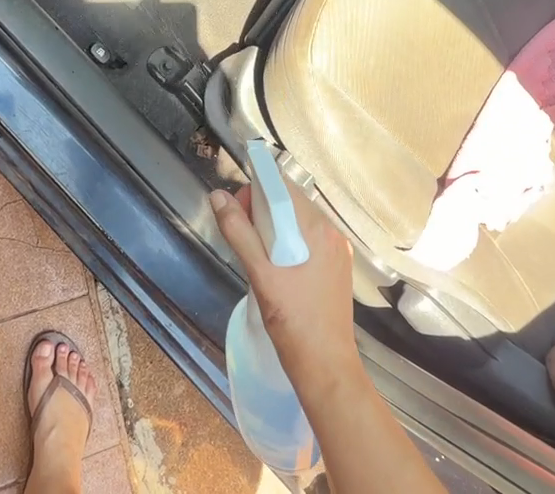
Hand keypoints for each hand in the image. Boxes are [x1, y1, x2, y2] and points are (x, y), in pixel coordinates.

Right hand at [209, 183, 359, 390]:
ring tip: (254, 254)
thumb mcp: (260, 275)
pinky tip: (272, 266)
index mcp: (318, 230)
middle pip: (289, 202)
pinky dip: (284, 242)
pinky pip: (304, 240)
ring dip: (271, 227)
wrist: (326, 368)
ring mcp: (335, 252)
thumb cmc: (294, 322)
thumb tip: (219, 197)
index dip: (255, 189)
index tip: (236, 210)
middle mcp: (331, 234)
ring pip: (296, 222)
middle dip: (260, 209)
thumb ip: (239, 232)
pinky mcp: (333, 268)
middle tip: (241, 235)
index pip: (283, 187)